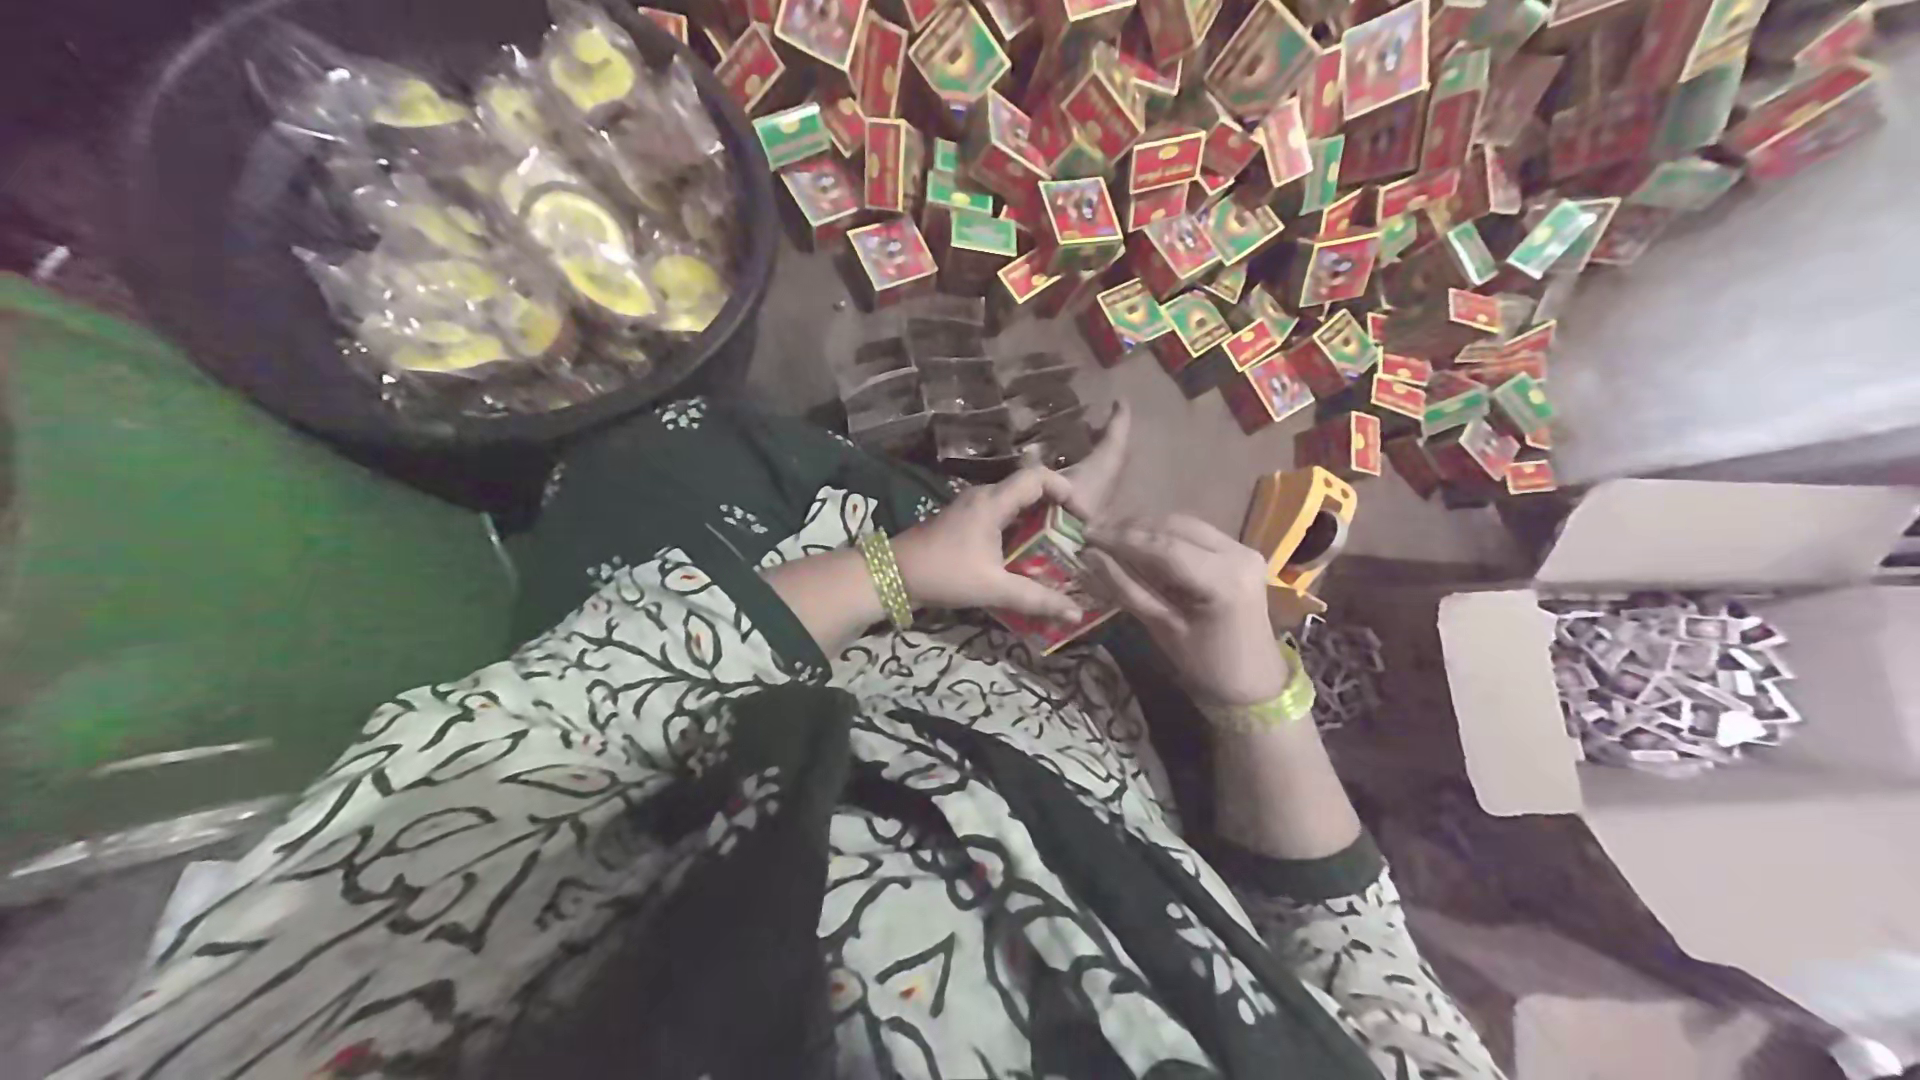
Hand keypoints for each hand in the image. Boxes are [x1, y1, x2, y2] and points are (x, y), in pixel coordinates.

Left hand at [893, 467, 1088, 622]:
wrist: (892, 575)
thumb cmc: (943, 574)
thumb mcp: (993, 588)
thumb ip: (1036, 599)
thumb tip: (1075, 613)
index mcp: (993, 502)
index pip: (1038, 476)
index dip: (1066, 489)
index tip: (1082, 517)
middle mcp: (984, 497)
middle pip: (1029, 489)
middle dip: (1056, 510)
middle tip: (1074, 538)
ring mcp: (971, 508)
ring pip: (1014, 504)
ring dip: (1037, 522)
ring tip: (1057, 549)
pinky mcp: (964, 521)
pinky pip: (1001, 516)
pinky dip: (1019, 530)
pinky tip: (1026, 556)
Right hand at [1084, 515, 1289, 705]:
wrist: (1254, 683)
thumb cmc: (1207, 665)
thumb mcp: (1162, 628)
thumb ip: (1126, 587)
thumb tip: (1090, 556)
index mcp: (1223, 579)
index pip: (1163, 547)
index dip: (1121, 538)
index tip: (1086, 536)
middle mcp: (1238, 554)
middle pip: (1174, 527)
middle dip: (1131, 528)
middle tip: (1093, 534)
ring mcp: (1242, 549)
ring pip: (1183, 524)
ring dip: (1145, 528)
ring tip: (1110, 537)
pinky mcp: (1239, 552)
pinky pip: (1194, 533)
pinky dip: (1163, 535)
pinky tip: (1138, 542)